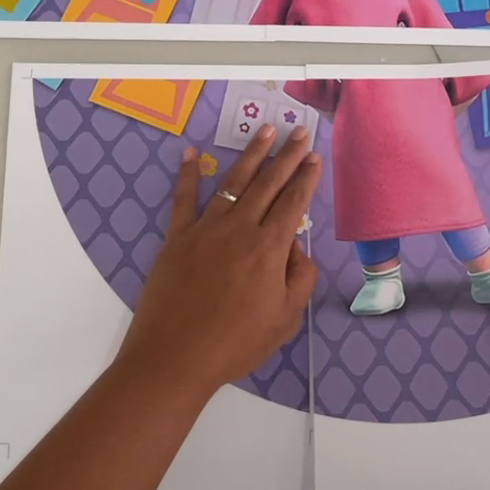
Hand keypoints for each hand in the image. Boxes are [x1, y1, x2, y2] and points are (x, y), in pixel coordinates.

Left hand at [115, 126, 321, 400]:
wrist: (175, 358)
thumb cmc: (235, 344)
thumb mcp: (285, 320)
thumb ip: (300, 279)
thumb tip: (297, 248)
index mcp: (269, 248)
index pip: (293, 203)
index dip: (306, 177)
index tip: (314, 157)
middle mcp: (240, 229)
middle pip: (268, 183)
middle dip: (286, 156)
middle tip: (298, 132)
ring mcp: (205, 229)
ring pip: (233, 182)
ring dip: (251, 154)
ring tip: (265, 131)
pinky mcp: (177, 238)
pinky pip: (184, 199)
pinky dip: (187, 175)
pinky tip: (191, 154)